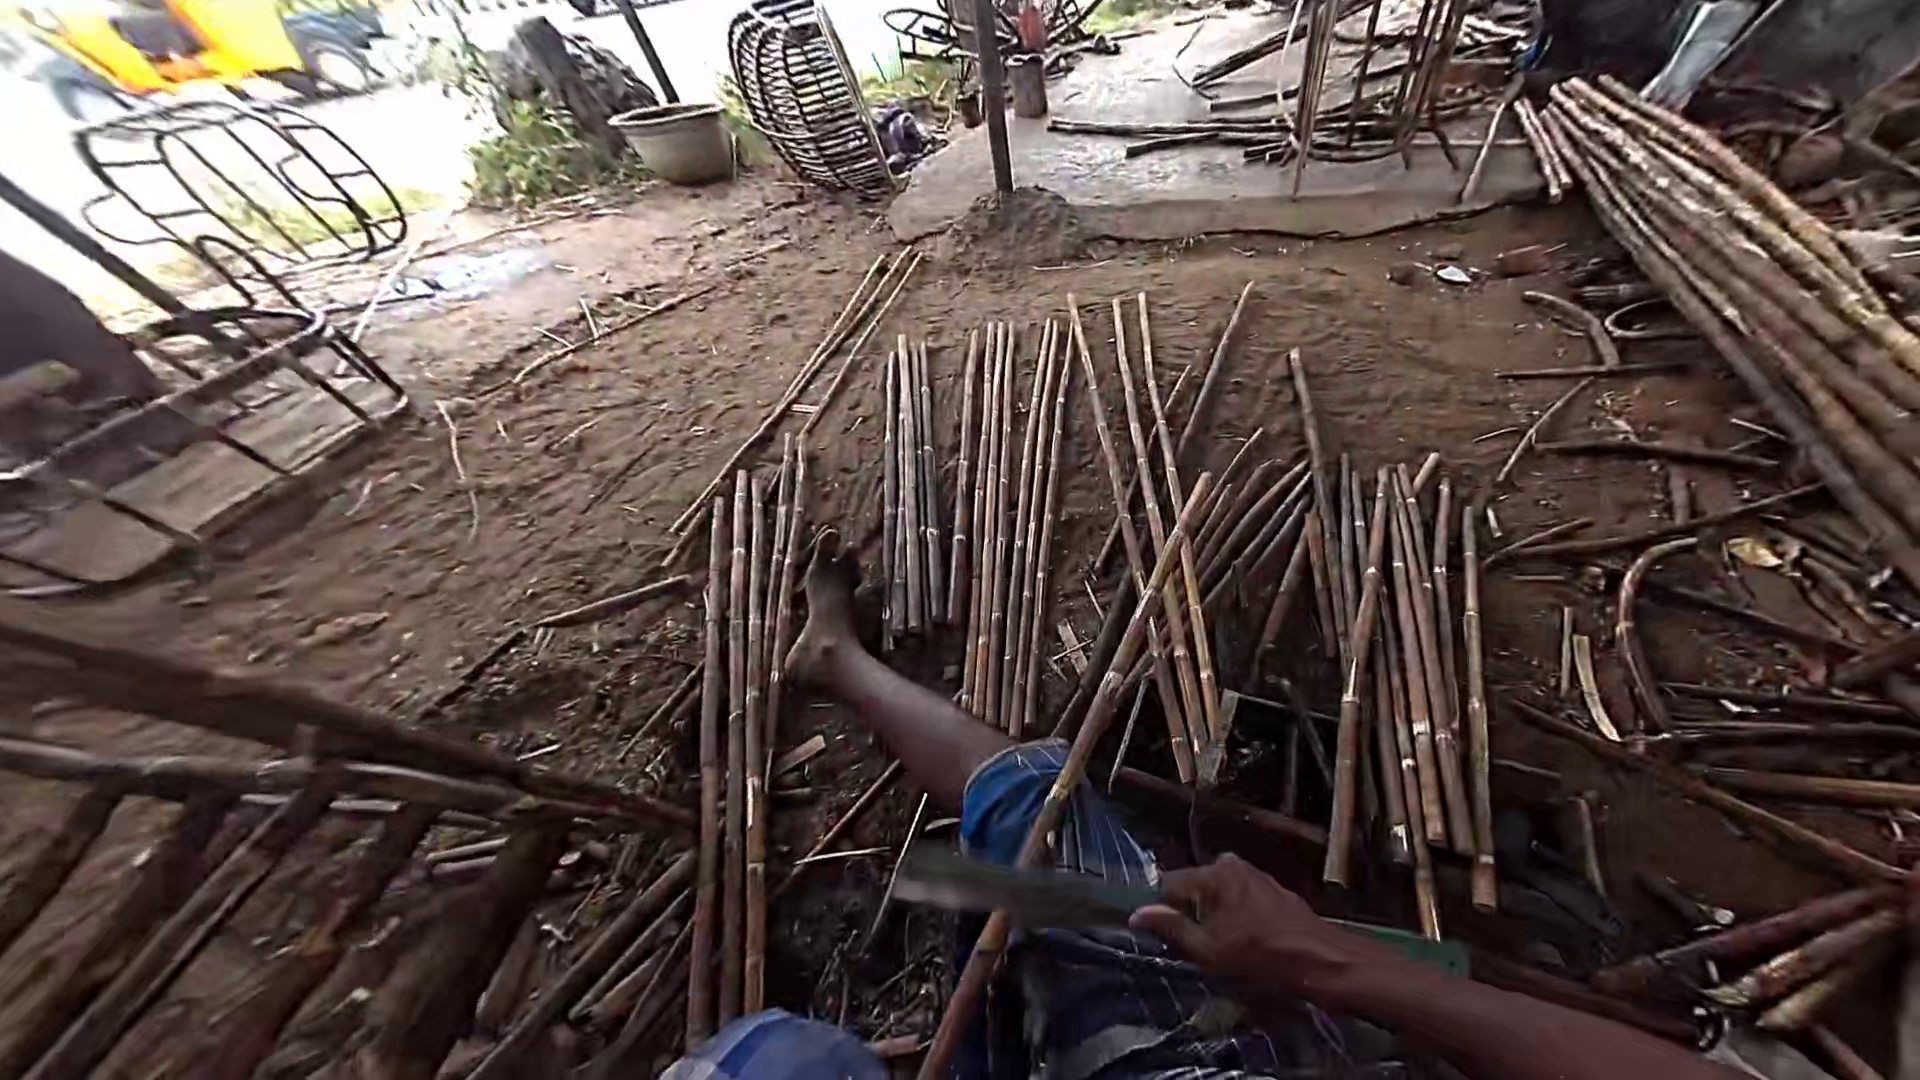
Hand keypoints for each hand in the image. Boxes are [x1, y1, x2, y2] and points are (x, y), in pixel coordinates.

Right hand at [1129, 854, 1387, 1003]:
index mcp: (1211, 872)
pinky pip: (1239, 896)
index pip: (1168, 882)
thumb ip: (1171, 929)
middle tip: (1196, 945)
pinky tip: (1244, 938)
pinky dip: (1234, 913)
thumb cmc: (1263, 958)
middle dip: (1189, 912)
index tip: (1163, 934)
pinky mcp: (1271, 888)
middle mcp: (1229, 863)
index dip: (1161, 908)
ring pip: (1217, 891)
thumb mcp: (1210, 952)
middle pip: (1193, 885)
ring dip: (1213, 913)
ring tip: (1221, 945)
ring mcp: (1253, 873)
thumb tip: (1136, 913)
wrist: (1326, 964)